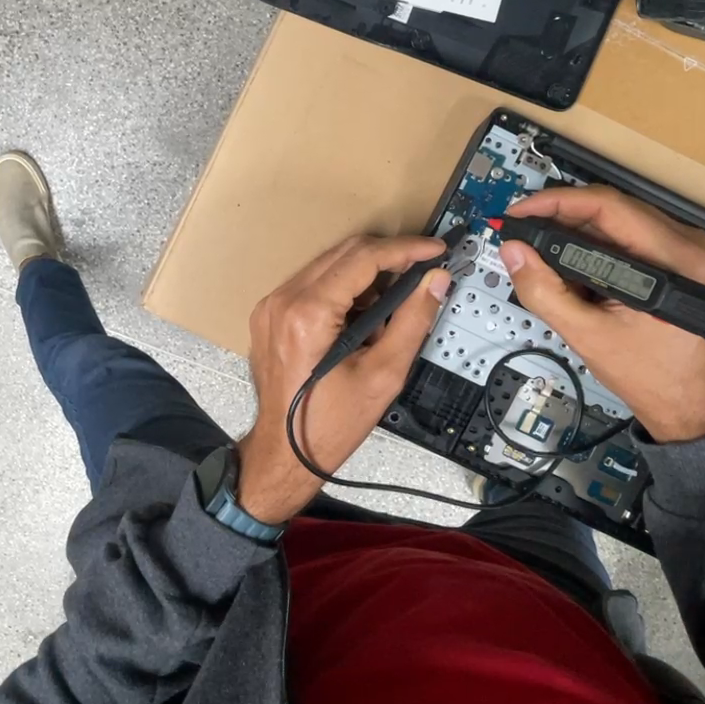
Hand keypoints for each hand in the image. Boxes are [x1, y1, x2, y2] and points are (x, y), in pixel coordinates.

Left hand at [239, 235, 450, 522]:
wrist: (284, 453)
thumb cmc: (330, 425)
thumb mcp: (383, 375)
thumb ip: (412, 321)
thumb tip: (435, 281)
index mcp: (306, 314)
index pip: (361, 259)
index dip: (404, 249)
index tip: (435, 250)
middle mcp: (281, 301)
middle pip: (343, 254)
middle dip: (388, 257)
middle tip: (424, 270)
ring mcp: (270, 306)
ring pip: (327, 265)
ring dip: (365, 273)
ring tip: (395, 302)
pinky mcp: (269, 315)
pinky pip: (311, 284)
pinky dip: (342, 289)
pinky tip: (364, 314)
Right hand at [500, 187, 704, 442]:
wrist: (685, 400)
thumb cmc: (646, 373)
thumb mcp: (585, 334)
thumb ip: (543, 291)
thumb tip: (512, 251)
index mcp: (673, 257)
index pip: (605, 206)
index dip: (554, 203)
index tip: (516, 214)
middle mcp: (685, 241)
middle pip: (608, 207)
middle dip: (557, 218)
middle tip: (519, 235)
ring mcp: (682, 246)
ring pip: (611, 219)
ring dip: (570, 231)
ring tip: (538, 253)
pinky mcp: (673, 254)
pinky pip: (621, 233)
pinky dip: (588, 244)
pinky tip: (567, 264)